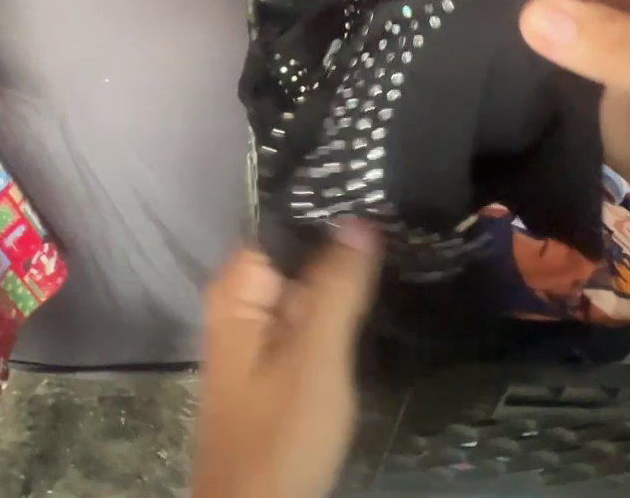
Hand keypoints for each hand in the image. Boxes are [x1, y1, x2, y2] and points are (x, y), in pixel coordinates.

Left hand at [191, 222, 381, 497]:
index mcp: (236, 289)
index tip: (371, 195)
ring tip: (390, 248)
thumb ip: (337, 288)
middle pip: (294, 256)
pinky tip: (367, 297)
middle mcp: (239, 301)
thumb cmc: (280, 435)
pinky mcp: (273, 358)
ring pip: (304, 288)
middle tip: (393, 223)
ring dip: (340, 278)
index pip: (281, 225)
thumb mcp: (316, 357)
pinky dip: (333, 309)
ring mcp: (256, 331)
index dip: (324, 211)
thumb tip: (359, 219)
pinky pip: (304, 316)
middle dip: (338, 245)